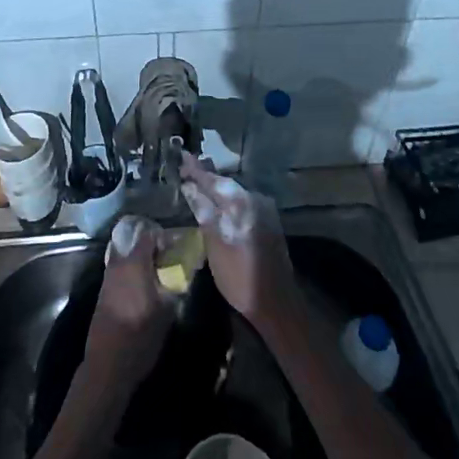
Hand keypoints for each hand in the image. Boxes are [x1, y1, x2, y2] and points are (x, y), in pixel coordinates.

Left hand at [84, 215, 173, 385]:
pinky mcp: (103, 292)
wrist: (108, 364)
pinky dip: (132, 272)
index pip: (148, 235)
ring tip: (159, 273)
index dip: (163, 238)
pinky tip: (145, 287)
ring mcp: (108, 278)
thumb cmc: (140, 336)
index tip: (177, 247)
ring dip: (141, 261)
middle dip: (152, 248)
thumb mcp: (166, 312)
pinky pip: (120, 271)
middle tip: (169, 259)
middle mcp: (118, 265)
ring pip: (126, 258)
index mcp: (134, 264)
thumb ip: (174, 286)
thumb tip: (184, 273)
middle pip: (135, 244)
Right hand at [179, 152, 299, 333]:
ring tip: (196, 186)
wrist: (275, 302)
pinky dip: (227, 202)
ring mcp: (264, 210)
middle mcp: (255, 199)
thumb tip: (189, 187)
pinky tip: (216, 206)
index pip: (213, 179)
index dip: (195, 170)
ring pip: (233, 193)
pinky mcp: (267, 222)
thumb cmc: (239, 276)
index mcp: (241, 202)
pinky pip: (242, 203)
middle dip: (204, 178)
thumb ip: (203, 211)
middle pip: (224, 184)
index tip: (182, 156)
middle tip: (185, 171)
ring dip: (215, 190)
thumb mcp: (214, 244)